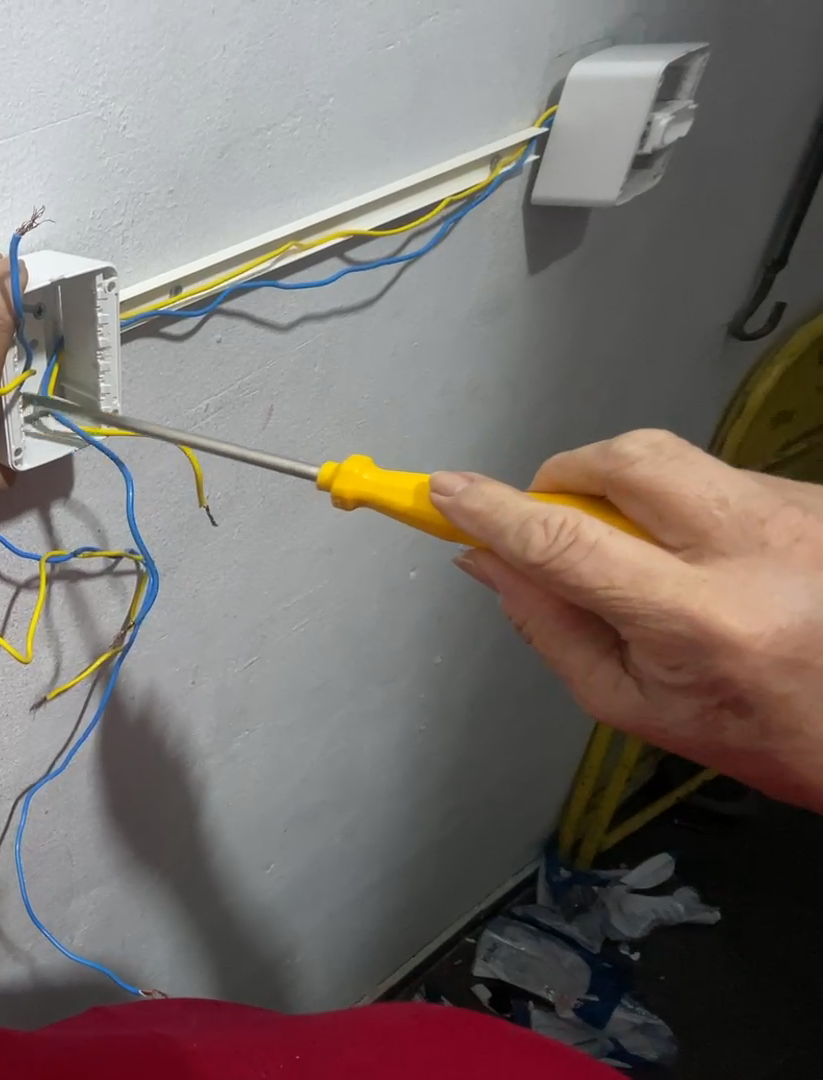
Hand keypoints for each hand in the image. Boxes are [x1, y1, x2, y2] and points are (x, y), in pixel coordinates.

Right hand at [429, 430, 822, 810]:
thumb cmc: (761, 732)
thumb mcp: (626, 699)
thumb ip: (545, 624)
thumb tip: (484, 558)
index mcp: (702, 620)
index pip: (565, 542)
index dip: (494, 511)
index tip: (443, 490)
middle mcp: (765, 552)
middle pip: (631, 460)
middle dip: (567, 473)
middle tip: (557, 514)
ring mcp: (812, 517)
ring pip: (678, 464)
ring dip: (629, 496)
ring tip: (652, 555)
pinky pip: (723, 479)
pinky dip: (684, 508)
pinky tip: (713, 559)